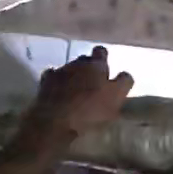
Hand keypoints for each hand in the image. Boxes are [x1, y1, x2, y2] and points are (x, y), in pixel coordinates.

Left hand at [13, 47, 133, 152]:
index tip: (106, 73)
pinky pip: (54, 76)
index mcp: (98, 65)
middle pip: (86, 59)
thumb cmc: (89, 112)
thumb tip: (126, 75)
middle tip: (93, 83)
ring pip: (71, 67)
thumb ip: (123, 84)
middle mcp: (79, 62)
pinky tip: (58, 91)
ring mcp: (61, 70)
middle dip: (89, 67)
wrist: (55, 120)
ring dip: (74, 75)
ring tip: (75, 90)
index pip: (103, 53)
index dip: (104, 61)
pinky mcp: (46, 80)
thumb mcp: (115, 100)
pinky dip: (57, 81)